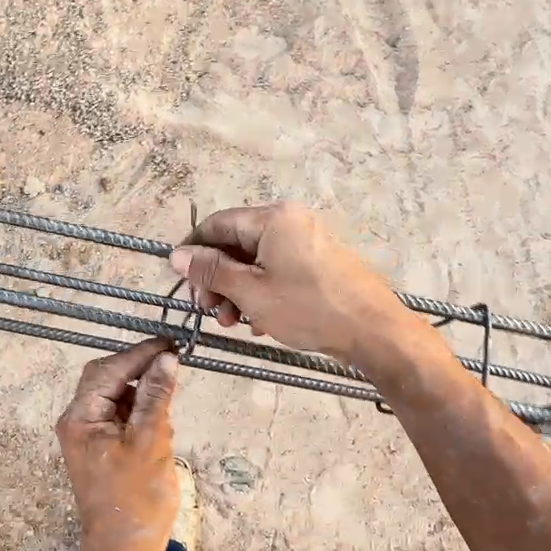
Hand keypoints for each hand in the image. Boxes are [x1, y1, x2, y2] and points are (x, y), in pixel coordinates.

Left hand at [55, 338, 179, 550]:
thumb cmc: (136, 498)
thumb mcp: (151, 441)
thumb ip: (157, 396)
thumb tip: (167, 359)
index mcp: (80, 417)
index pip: (109, 369)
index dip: (140, 354)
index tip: (171, 345)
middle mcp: (78, 421)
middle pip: (108, 378)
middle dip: (140, 371)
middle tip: (173, 364)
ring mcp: (88, 436)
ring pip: (116, 396)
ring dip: (142, 394)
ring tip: (167, 404)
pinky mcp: (102, 448)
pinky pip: (120, 417)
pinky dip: (140, 413)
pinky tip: (159, 424)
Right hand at [170, 202, 415, 365]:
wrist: (373, 331)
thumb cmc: (309, 308)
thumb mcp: (251, 292)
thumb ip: (211, 271)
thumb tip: (177, 256)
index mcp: (272, 219)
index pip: (217, 224)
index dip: (194, 252)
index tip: (183, 282)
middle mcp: (290, 222)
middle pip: (237, 244)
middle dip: (218, 279)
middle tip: (210, 312)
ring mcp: (307, 242)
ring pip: (257, 262)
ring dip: (238, 291)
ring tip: (235, 323)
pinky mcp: (319, 264)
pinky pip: (278, 271)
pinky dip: (262, 293)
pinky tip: (260, 323)